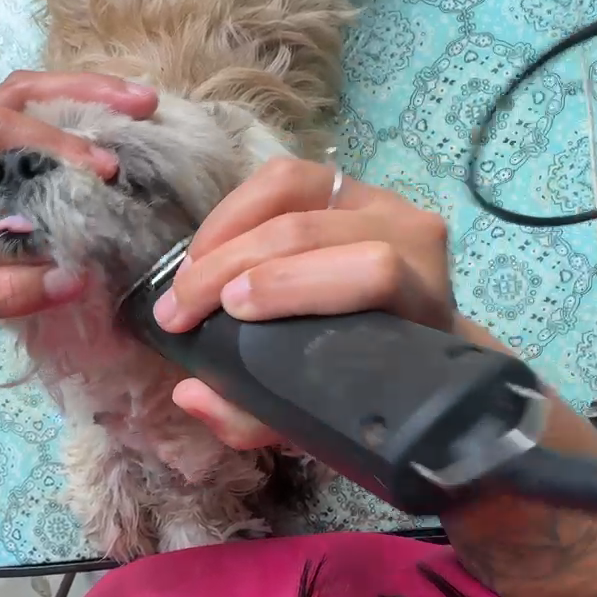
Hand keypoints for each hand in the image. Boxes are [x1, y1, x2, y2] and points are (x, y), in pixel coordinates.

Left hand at [0, 71, 158, 349]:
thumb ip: (10, 293)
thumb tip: (79, 279)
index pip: (1, 128)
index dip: (56, 139)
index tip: (102, 170)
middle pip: (19, 92)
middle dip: (83, 91)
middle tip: (141, 103)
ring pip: (26, 100)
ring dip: (81, 96)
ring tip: (137, 107)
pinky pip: (28, 125)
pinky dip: (70, 119)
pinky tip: (106, 134)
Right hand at [152, 157, 452, 448]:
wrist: (409, 345)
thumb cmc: (363, 384)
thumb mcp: (316, 418)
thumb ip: (254, 417)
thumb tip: (189, 394)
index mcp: (421, 301)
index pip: (372, 271)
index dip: (293, 284)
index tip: (230, 310)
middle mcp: (411, 236)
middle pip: (309, 229)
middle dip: (228, 265)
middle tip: (176, 309)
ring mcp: (378, 200)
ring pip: (291, 186)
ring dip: (222, 229)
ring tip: (186, 274)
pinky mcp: (343, 185)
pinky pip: (279, 178)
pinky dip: (230, 211)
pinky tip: (203, 250)